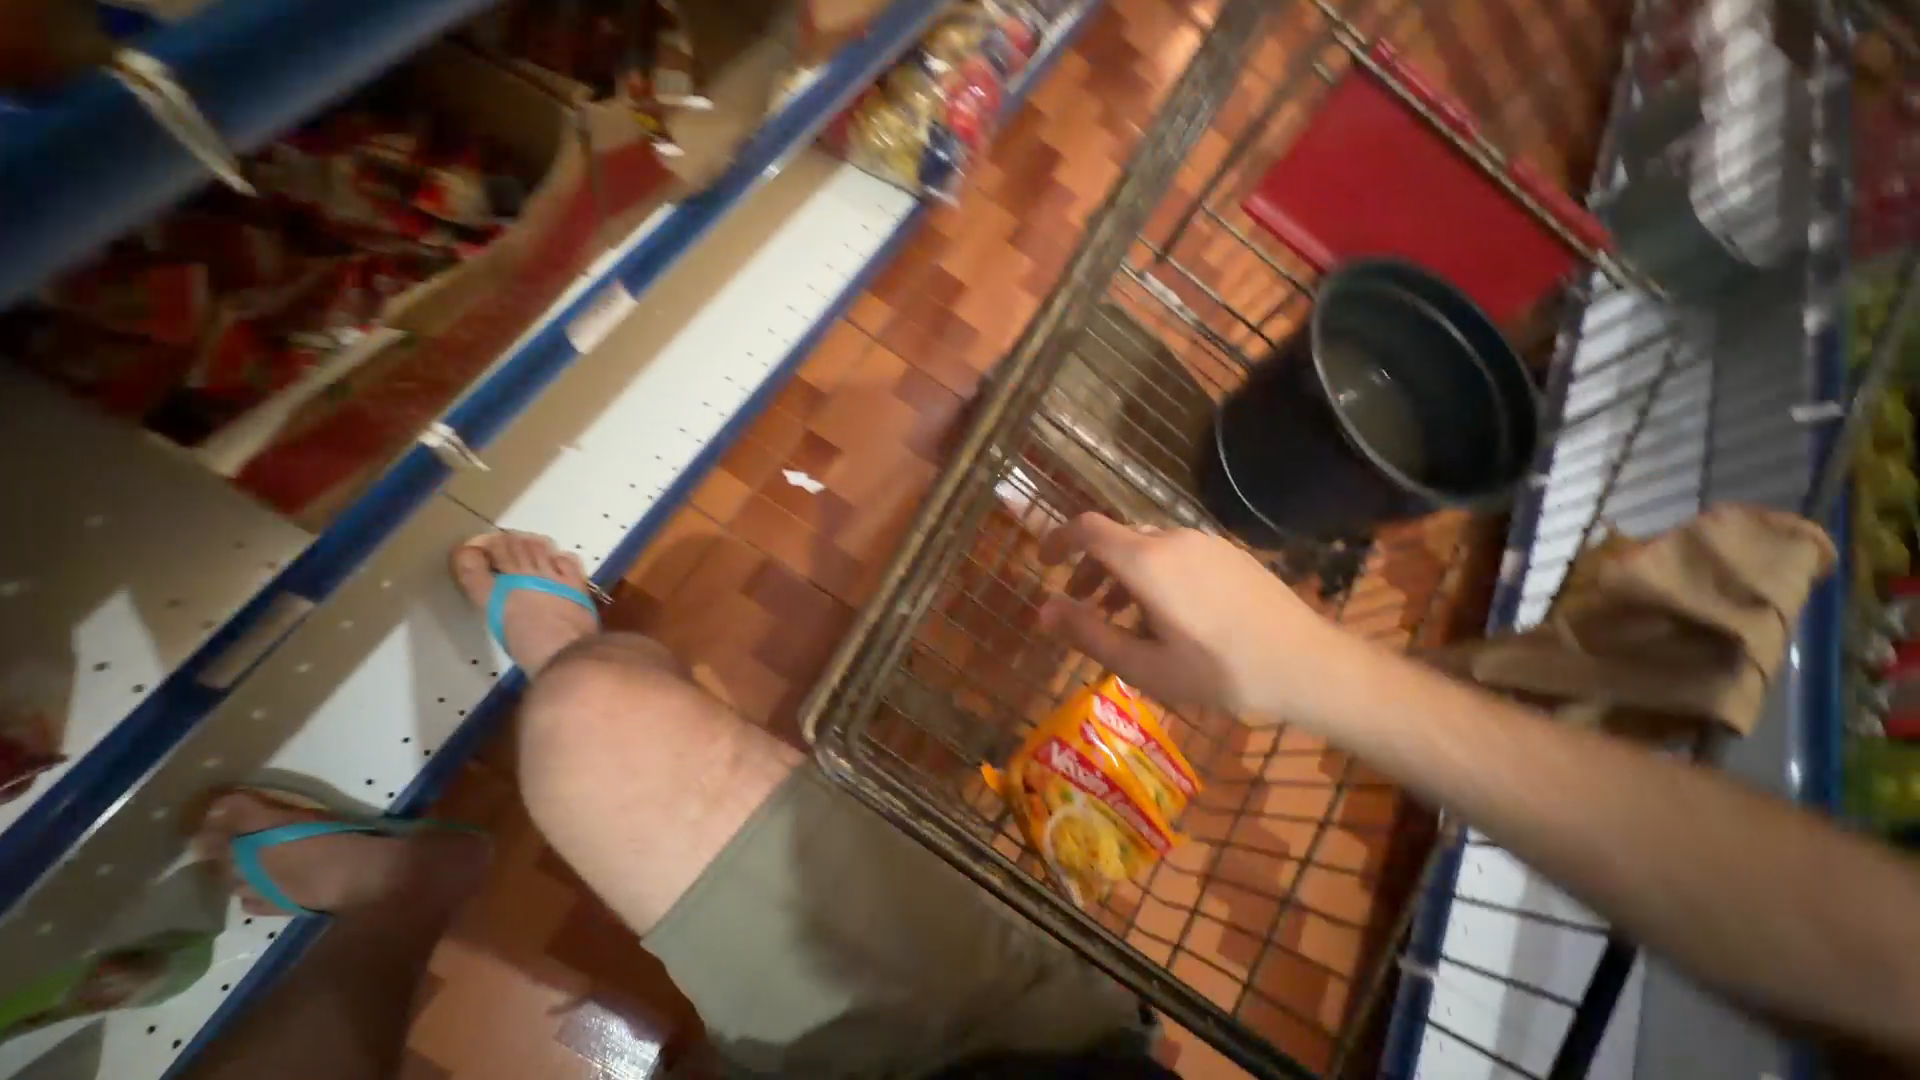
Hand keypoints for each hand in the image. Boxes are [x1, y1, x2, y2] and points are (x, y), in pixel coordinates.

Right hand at [1035, 512, 1340, 717]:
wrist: (1308, 664)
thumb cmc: (1218, 672)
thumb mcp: (1144, 665)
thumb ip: (1088, 634)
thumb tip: (1042, 610)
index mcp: (1146, 561)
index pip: (1087, 528)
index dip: (1058, 539)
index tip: (1043, 562)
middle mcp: (1174, 539)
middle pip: (1118, 538)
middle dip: (1091, 567)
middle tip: (1084, 607)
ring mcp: (1207, 544)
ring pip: (1148, 547)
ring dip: (1123, 575)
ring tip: (1125, 620)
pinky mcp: (1231, 555)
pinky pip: (1178, 554)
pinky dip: (1155, 575)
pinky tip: (1169, 618)